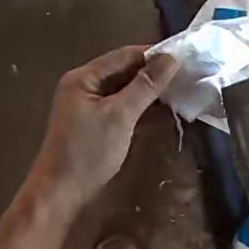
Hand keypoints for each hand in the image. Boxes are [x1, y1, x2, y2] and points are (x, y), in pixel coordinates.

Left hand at [25, 45, 178, 214]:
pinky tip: (162, 108)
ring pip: (124, 89)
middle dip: (154, 72)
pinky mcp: (94, 124)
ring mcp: (87, 106)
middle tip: (188, 74)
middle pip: (123, 70)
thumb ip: (145, 86)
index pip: (124, 55)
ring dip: (149, 90)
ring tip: (181, 89)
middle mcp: (83, 86)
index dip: (154, 54)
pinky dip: (140, 106)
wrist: (60, 194)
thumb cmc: (87, 153)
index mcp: (83, 77)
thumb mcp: (120, 116)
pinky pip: (121, 106)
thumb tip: (171, 58)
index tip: (186, 57)